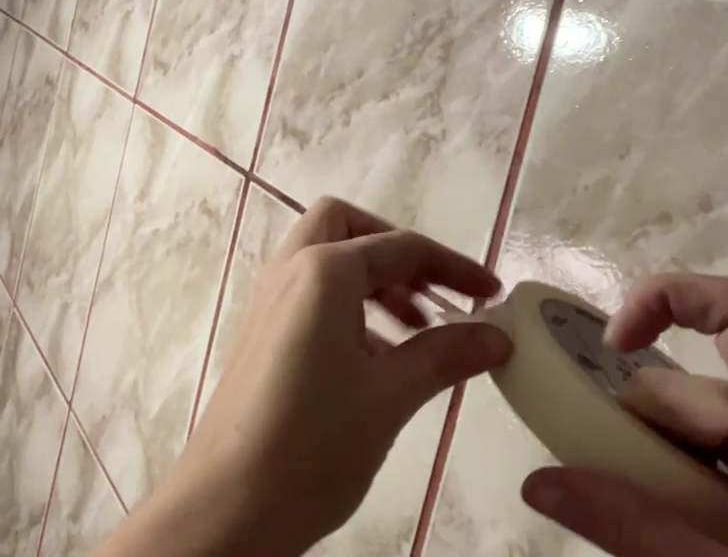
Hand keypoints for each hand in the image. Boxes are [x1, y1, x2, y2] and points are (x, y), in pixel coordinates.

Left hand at [94, 197, 513, 556]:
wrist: (231, 500)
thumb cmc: (314, 442)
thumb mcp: (390, 395)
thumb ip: (445, 355)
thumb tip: (496, 336)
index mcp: (323, 271)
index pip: (400, 247)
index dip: (452, 267)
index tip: (493, 292)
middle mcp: (289, 269)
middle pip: (346, 227)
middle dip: (394, 250)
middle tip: (434, 294)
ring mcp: (267, 298)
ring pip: (324, 258)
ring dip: (371, 278)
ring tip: (416, 332)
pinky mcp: (260, 329)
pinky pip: (308, 292)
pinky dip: (346, 302)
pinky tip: (376, 358)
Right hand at [521, 274, 727, 556]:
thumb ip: (633, 530)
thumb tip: (536, 481)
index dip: (669, 297)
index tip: (613, 345)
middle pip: (704, 388)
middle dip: (645, 430)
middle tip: (612, 489)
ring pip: (720, 429)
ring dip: (672, 464)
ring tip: (664, 532)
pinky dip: (705, 483)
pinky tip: (702, 537)